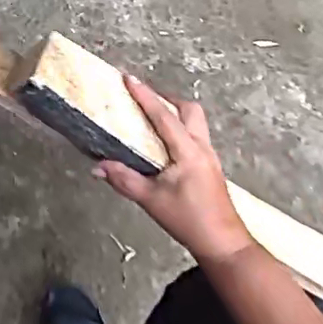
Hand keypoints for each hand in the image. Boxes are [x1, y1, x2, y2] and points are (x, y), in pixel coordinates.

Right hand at [94, 76, 255, 264]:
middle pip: (188, 110)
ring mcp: (210, 157)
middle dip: (166, 98)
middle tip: (144, 96)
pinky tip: (164, 141)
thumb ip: (124, 179)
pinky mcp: (210, 167)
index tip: (128, 78)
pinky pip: (195, 135)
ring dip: (174, 112)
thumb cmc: (190, 220)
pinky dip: (179, 128)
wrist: (225, 245)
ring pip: (195, 121)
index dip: (145, 95)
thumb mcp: (151, 200)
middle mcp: (202, 148)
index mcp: (187, 151)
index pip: (163, 115)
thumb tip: (97, 166)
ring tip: (152, 115)